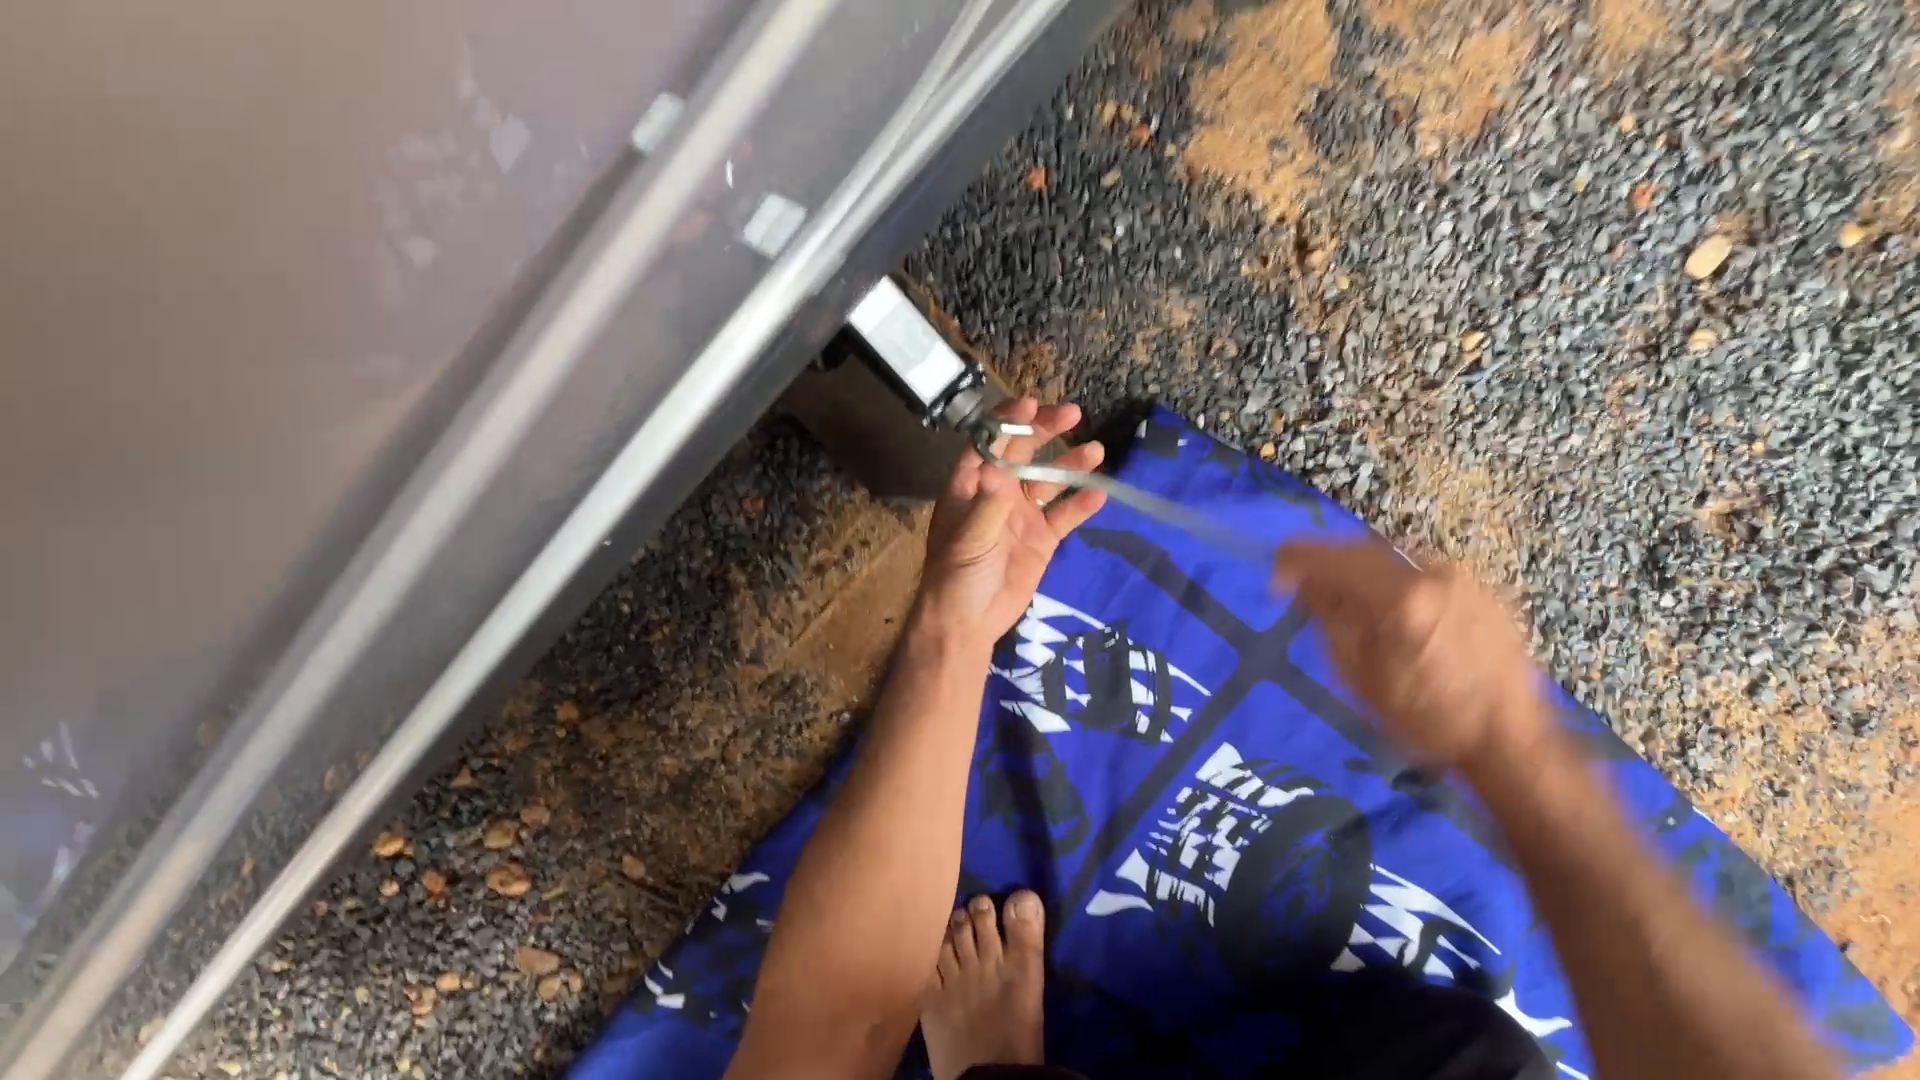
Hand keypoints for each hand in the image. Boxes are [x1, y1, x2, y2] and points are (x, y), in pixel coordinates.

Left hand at [916, 398, 1106, 651]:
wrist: (969, 621)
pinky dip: (1080, 504)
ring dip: (1070, 465)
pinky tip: (1100, 493)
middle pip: (1023, 452)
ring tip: (1096, 451)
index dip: (1008, 420)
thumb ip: (988, 503)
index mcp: (970, 485)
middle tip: (1073, 414)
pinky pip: (1064, 515)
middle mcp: (997, 492)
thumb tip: (999, 469)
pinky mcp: (1041, 539)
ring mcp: (1021, 515)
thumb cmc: (957, 574)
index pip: (988, 442)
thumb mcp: (970, 537)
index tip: (1032, 402)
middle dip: (1046, 432)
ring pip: (1049, 481)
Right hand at [1274, 541, 1547, 773]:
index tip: (1275, 572)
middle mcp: (1434, 575)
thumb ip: (1330, 620)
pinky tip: (1396, 615)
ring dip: (1365, 575)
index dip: (1296, 558)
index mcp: (1400, 597)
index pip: (1333, 558)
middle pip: (1364, 551)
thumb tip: (1308, 584)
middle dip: (1328, 563)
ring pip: (1397, 562)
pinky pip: (1428, 577)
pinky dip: (1400, 586)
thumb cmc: (1424, 719)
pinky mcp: (1486, 593)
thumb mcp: (1358, 676)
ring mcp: (1465, 581)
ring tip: (1351, 603)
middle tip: (1304, 584)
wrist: (1509, 741)